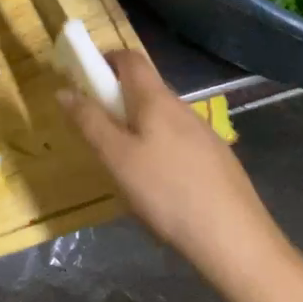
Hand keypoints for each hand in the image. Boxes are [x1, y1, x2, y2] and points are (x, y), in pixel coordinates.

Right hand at [57, 50, 285, 274]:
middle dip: (118, 100)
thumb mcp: (116, 158)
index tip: (84, 77)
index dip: (105, 58)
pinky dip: (162, 149)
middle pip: (146, 88)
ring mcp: (206, 135)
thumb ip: (89, 121)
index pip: (129, 58)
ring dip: (140, 127)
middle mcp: (183, 109)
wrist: (239, 244)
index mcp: (156, 99)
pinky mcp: (220, 162)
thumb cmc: (168, 192)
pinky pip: (181, 142)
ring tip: (128, 165)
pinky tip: (162, 187)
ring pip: (163, 118)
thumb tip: (64, 90)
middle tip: (99, 130)